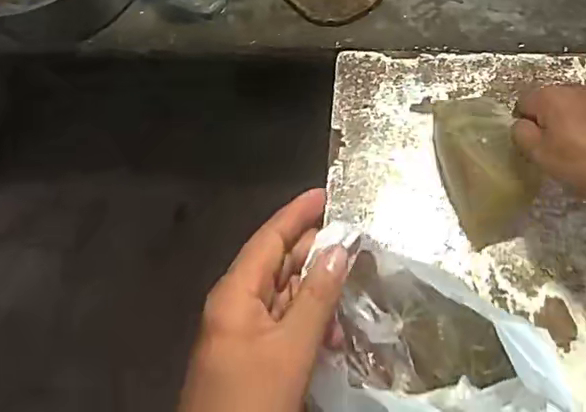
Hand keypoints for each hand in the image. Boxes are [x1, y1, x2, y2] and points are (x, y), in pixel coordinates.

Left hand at [177, 189, 350, 411]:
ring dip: (315, 293)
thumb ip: (317, 296)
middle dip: (314, 254)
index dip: (297, 213)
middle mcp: (234, 305)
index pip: (269, 238)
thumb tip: (339, 249)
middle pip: (277, 263)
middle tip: (351, 243)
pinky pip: (282, 323)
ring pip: (283, 295)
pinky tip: (331, 333)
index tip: (326, 193)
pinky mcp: (248, 359)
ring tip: (346, 296)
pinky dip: (307, 321)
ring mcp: (239, 334)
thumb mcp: (291, 349)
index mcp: (234, 293)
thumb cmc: (252, 401)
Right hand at [512, 84, 585, 210]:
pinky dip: (576, 132)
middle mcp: (568, 88)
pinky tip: (584, 153)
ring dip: (559, 130)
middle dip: (541, 126)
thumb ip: (520, 133)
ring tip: (567, 156)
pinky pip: (578, 118)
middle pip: (542, 105)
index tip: (534, 148)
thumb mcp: (538, 153)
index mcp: (549, 93)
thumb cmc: (578, 162)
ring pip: (561, 112)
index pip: (521, 104)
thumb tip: (521, 125)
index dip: (523, 127)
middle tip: (548, 153)